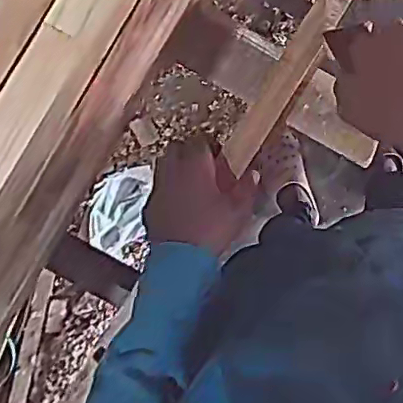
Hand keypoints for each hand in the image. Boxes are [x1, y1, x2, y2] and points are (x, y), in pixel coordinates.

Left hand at [144, 136, 261, 254]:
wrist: (179, 262)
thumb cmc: (210, 230)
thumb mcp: (239, 209)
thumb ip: (247, 187)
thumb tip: (253, 175)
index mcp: (195, 163)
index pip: (201, 140)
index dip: (212, 146)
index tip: (221, 158)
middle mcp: (173, 170)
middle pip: (178, 148)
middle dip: (190, 153)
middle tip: (206, 167)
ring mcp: (158, 188)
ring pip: (165, 167)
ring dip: (178, 171)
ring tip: (194, 186)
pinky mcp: (149, 208)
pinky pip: (159, 190)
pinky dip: (169, 192)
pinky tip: (182, 207)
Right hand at [324, 20, 402, 165]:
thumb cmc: (387, 116)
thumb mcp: (348, 107)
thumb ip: (342, 82)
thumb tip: (344, 74)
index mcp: (363, 43)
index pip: (351, 36)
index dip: (353, 51)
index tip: (354, 63)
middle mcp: (391, 34)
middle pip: (381, 35)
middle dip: (379, 51)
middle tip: (378, 76)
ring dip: (402, 58)